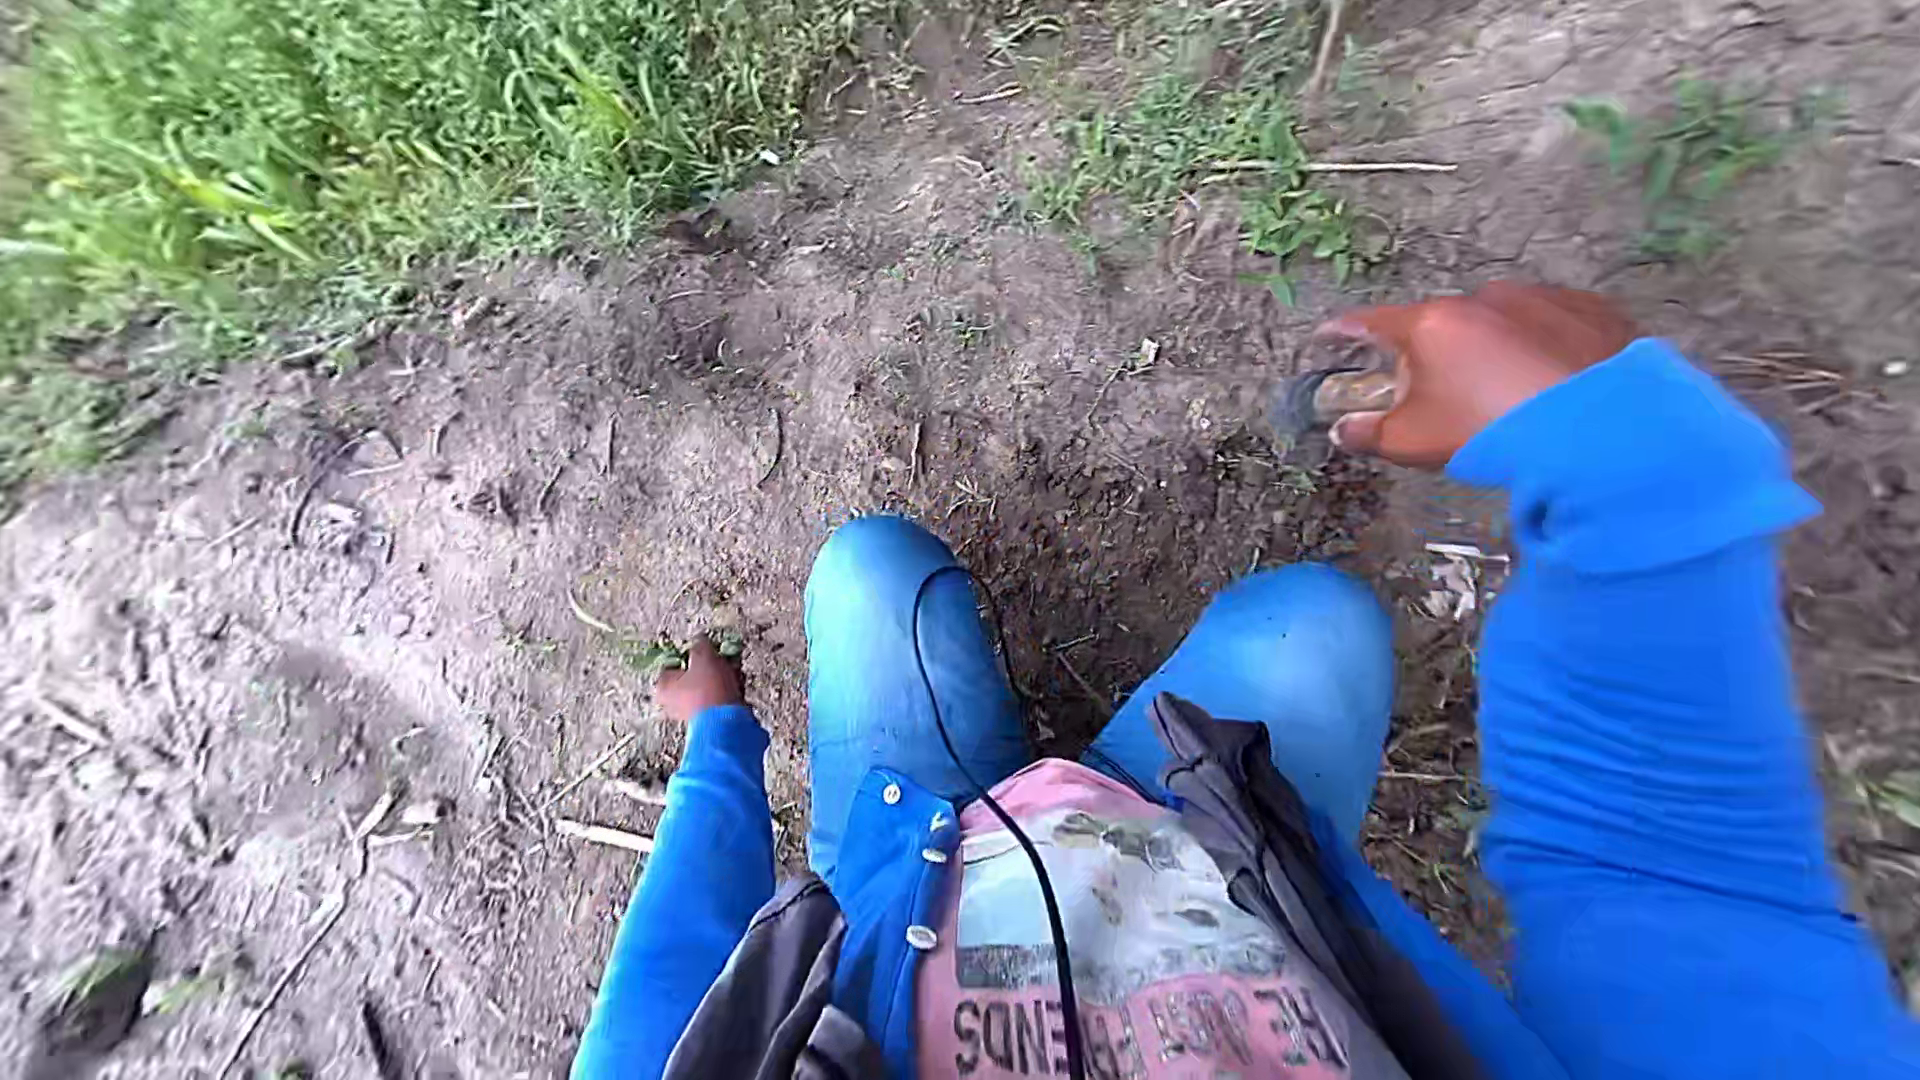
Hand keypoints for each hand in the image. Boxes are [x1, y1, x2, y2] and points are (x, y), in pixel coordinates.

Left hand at [655, 639, 743, 724]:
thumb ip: (700, 644)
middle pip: (692, 674)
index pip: (673, 663)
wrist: (726, 720)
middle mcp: (672, 702)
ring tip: (733, 671)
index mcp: (663, 686)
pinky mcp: (709, 718)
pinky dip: (727, 690)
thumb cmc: (708, 689)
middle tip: (721, 659)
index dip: (690, 654)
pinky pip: (717, 697)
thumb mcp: (703, 656)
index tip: (704, 648)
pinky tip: (737, 685)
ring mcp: (691, 711)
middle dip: (710, 665)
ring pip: (707, 685)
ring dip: (721, 676)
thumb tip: (700, 639)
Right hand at [1316, 282, 1639, 467]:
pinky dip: (1528, 343)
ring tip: (1490, 383)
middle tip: (1424, 385)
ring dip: (1478, 344)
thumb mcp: (1409, 441)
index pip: (1368, 321)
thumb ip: (1365, 433)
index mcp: (1430, 325)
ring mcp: (1540, 298)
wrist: (1602, 431)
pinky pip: (1542, 321)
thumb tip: (1343, 429)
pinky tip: (1535, 375)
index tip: (1326, 335)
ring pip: (1489, 319)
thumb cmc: (1484, 431)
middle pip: (1433, 323)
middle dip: (1421, 349)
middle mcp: (1481, 300)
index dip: (1341, 330)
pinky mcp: (1591, 308)